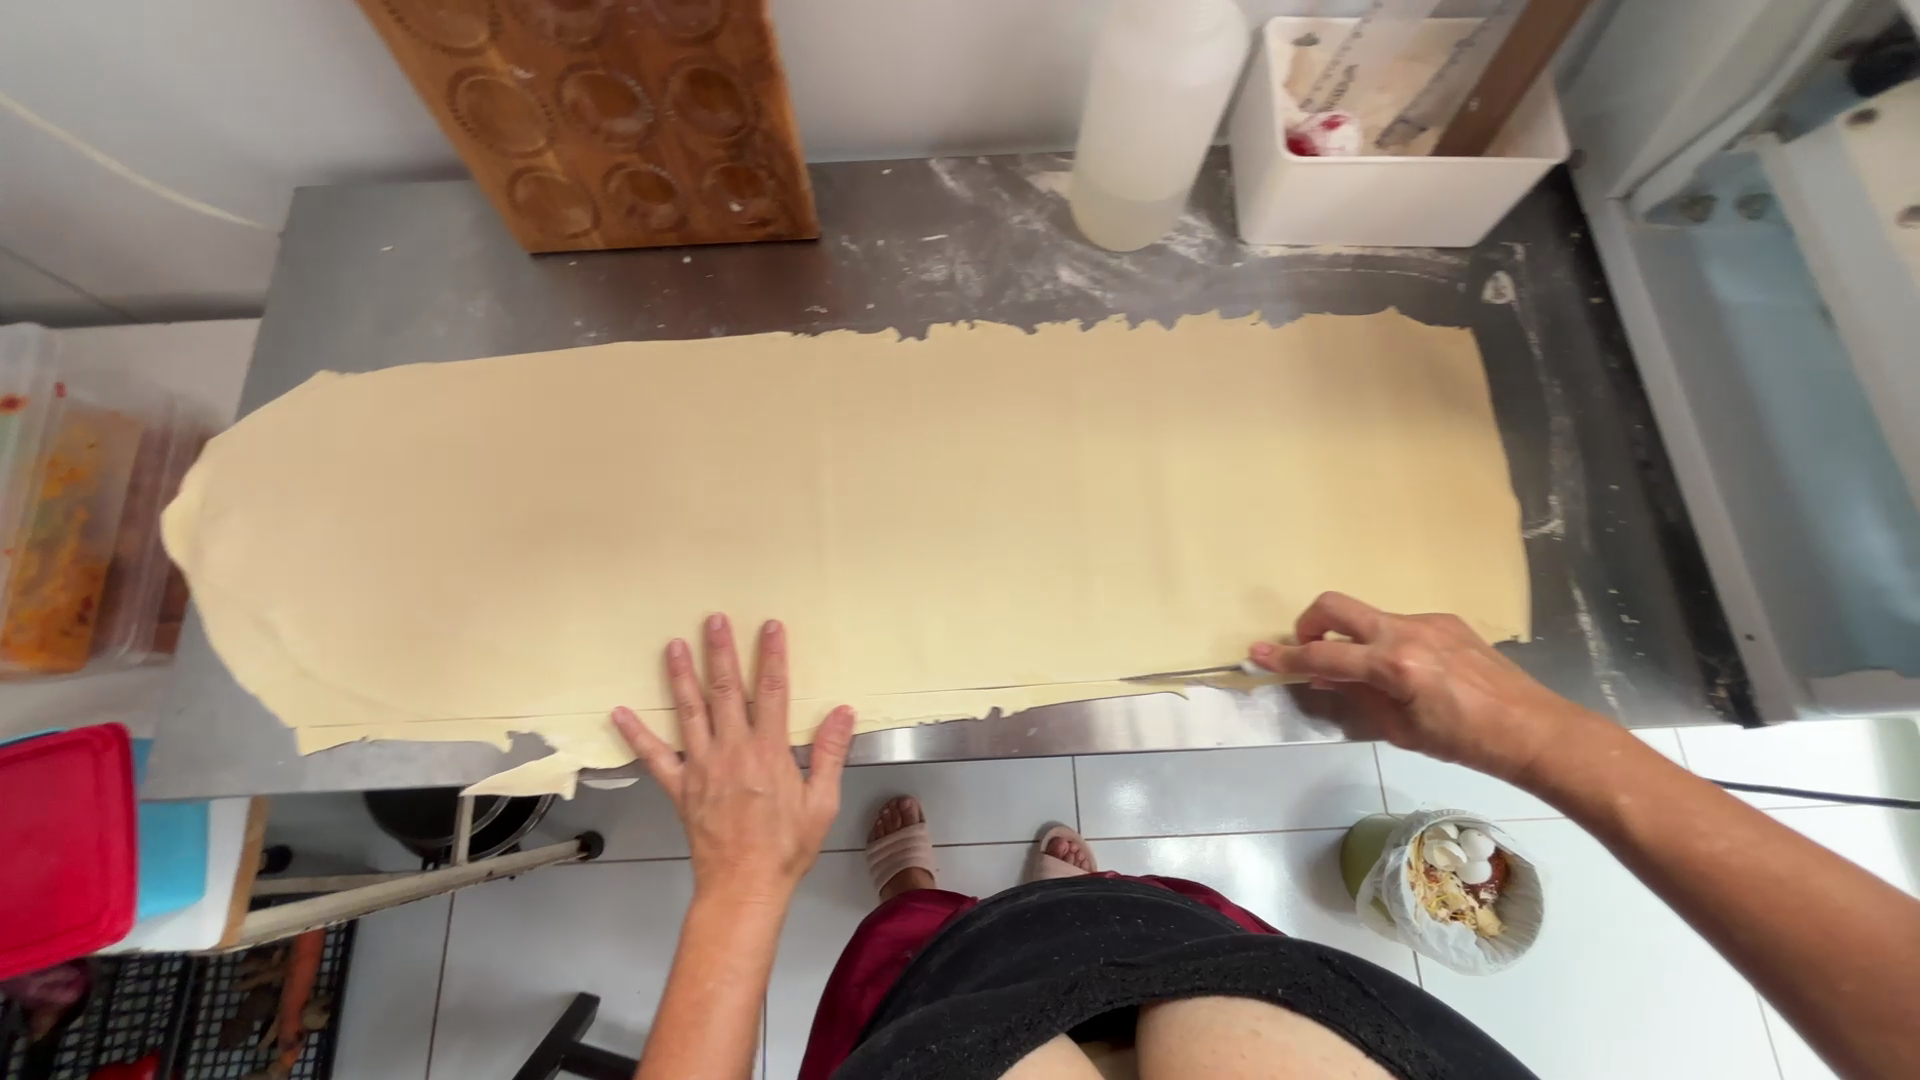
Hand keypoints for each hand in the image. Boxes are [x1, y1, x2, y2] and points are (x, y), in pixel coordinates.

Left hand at [612, 614, 856, 904]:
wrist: (744, 887)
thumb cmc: (787, 846)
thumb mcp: (822, 801)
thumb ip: (829, 753)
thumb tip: (843, 712)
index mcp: (769, 751)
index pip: (772, 691)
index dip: (772, 656)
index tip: (770, 626)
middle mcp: (733, 751)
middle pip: (726, 691)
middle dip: (720, 652)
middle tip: (713, 620)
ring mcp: (702, 767)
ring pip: (690, 712)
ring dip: (681, 676)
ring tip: (672, 646)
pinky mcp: (680, 788)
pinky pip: (655, 757)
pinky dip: (637, 734)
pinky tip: (620, 712)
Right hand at [1248, 591, 1602, 782]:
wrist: (1536, 731)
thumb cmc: (1465, 742)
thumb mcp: (1400, 730)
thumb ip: (1356, 697)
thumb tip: (1324, 676)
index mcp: (1394, 665)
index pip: (1324, 656)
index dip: (1285, 656)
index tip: (1256, 653)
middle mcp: (1406, 632)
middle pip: (1335, 606)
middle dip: (1309, 624)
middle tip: (1309, 649)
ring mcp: (1428, 622)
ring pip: (1367, 616)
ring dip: (1352, 638)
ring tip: (1365, 673)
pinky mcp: (1446, 622)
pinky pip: (1398, 624)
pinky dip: (1384, 642)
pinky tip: (1406, 671)